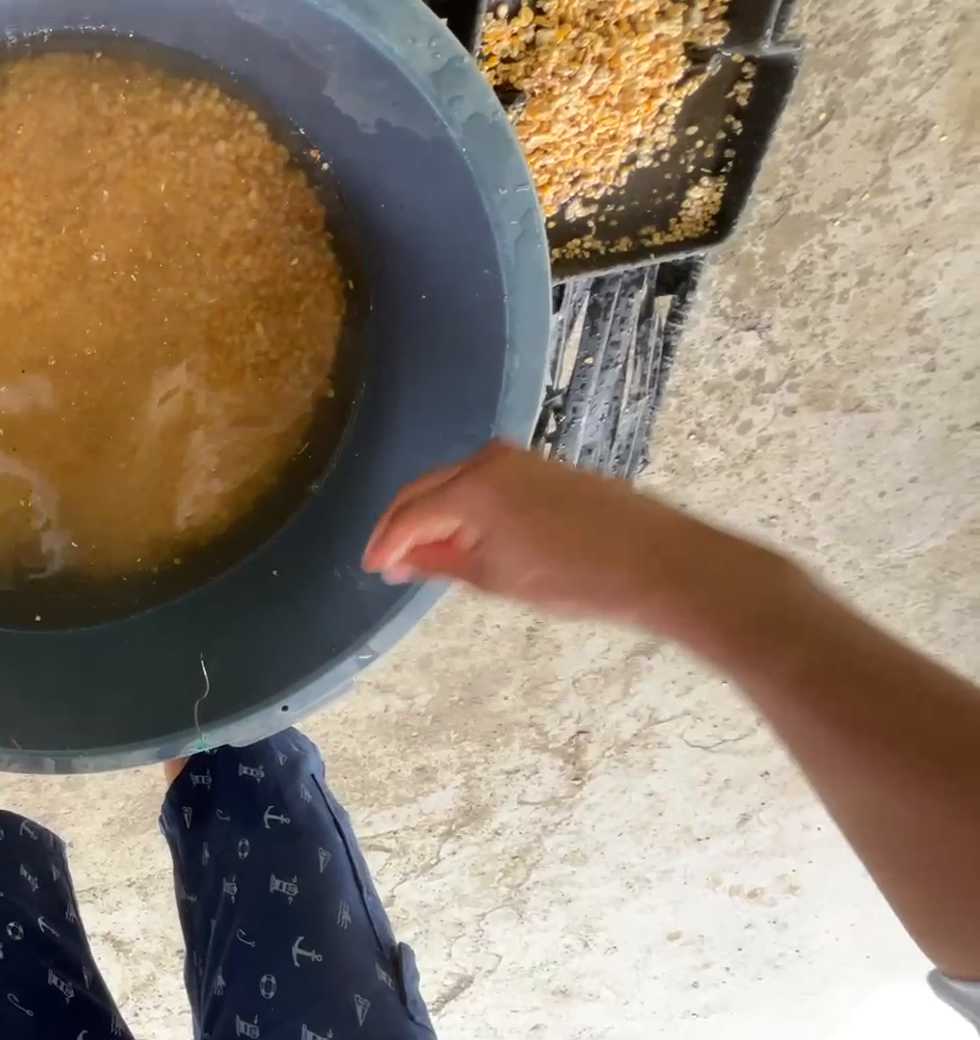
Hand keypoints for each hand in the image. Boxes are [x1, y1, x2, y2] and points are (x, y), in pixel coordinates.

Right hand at [361, 442, 780, 626]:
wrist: (666, 566)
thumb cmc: (574, 577)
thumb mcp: (494, 578)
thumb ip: (438, 562)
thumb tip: (402, 561)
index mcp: (471, 486)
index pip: (409, 514)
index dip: (385, 544)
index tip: (372, 569)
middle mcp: (489, 461)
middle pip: (425, 491)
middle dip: (402, 526)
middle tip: (387, 559)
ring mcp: (521, 461)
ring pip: (454, 486)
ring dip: (433, 518)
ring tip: (423, 555)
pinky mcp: (545, 470)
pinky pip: (484, 486)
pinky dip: (465, 512)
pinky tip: (465, 539)